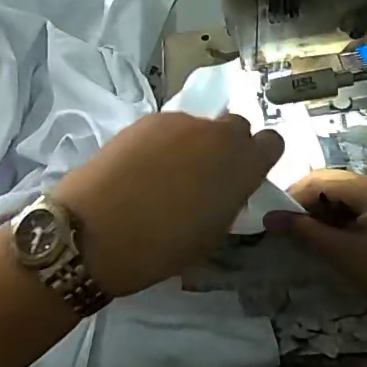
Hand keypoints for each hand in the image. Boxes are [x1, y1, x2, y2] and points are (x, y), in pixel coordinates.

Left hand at [53, 112, 282, 296]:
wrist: (93, 231)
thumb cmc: (161, 247)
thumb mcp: (212, 234)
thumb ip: (230, 201)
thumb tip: (227, 188)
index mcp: (243, 165)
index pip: (273, 142)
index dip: (260, 158)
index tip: (244, 176)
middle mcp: (218, 134)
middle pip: (237, 127)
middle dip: (228, 147)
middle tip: (205, 177)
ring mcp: (181, 122)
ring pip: (200, 126)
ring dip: (194, 144)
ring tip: (165, 176)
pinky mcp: (148, 119)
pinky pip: (169, 127)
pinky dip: (164, 142)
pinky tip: (141, 169)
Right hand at [264, 170, 366, 331]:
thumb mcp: (341, 252)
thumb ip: (304, 231)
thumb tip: (269, 217)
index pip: (320, 180)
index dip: (294, 196)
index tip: (271, 216)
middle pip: (332, 184)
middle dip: (306, 203)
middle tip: (283, 226)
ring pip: (343, 197)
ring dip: (321, 212)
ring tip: (302, 233)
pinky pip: (356, 208)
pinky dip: (338, 219)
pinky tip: (328, 237)